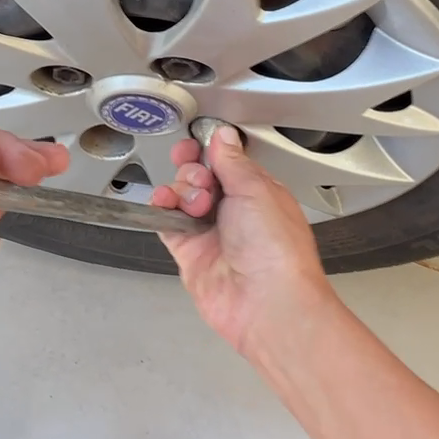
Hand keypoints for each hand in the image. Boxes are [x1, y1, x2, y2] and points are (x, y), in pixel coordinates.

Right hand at [149, 125, 339, 360]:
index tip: (198, 144)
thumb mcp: (256, 188)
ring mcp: (210, 231)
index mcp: (256, 191)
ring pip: (181, 195)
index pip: (225, 160)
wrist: (267, 303)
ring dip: (181, 188)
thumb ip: (232, 160)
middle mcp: (233, 211)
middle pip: (199, 175)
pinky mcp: (189, 251)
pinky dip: (161, 207)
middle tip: (198, 175)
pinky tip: (165, 202)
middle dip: (193, 168)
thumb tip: (223, 136)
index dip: (209, 149)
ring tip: (195, 203)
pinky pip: (166, 221)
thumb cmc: (277, 249)